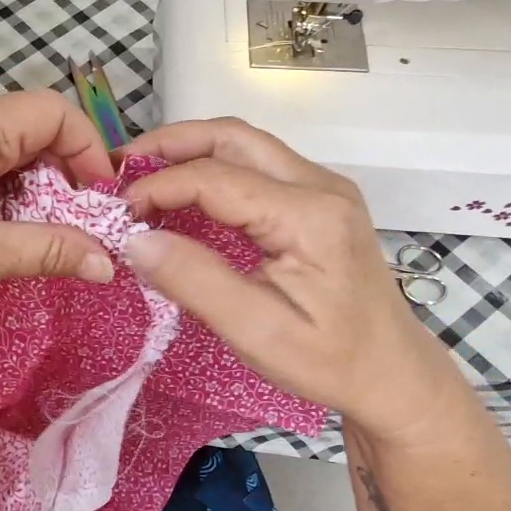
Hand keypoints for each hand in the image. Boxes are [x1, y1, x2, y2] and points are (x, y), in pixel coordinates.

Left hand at [0, 91, 118, 355]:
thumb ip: (53, 249)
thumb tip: (111, 263)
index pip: (52, 111)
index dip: (88, 150)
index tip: (98, 199)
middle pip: (27, 122)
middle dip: (59, 170)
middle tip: (71, 220)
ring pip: (0, 138)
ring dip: (27, 178)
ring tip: (32, 227)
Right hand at [119, 118, 471, 435]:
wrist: (393, 374)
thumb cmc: (330, 360)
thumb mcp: (256, 332)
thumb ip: (194, 280)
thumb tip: (135, 241)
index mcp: (309, 216)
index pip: (215, 177)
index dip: (158, 188)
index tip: (117, 214)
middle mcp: (320, 186)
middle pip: (232, 136)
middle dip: (169, 144)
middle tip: (119, 170)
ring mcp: (322, 188)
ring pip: (243, 142)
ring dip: (188, 150)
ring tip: (141, 176)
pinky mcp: (317, 199)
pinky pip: (255, 162)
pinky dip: (209, 165)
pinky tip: (180, 192)